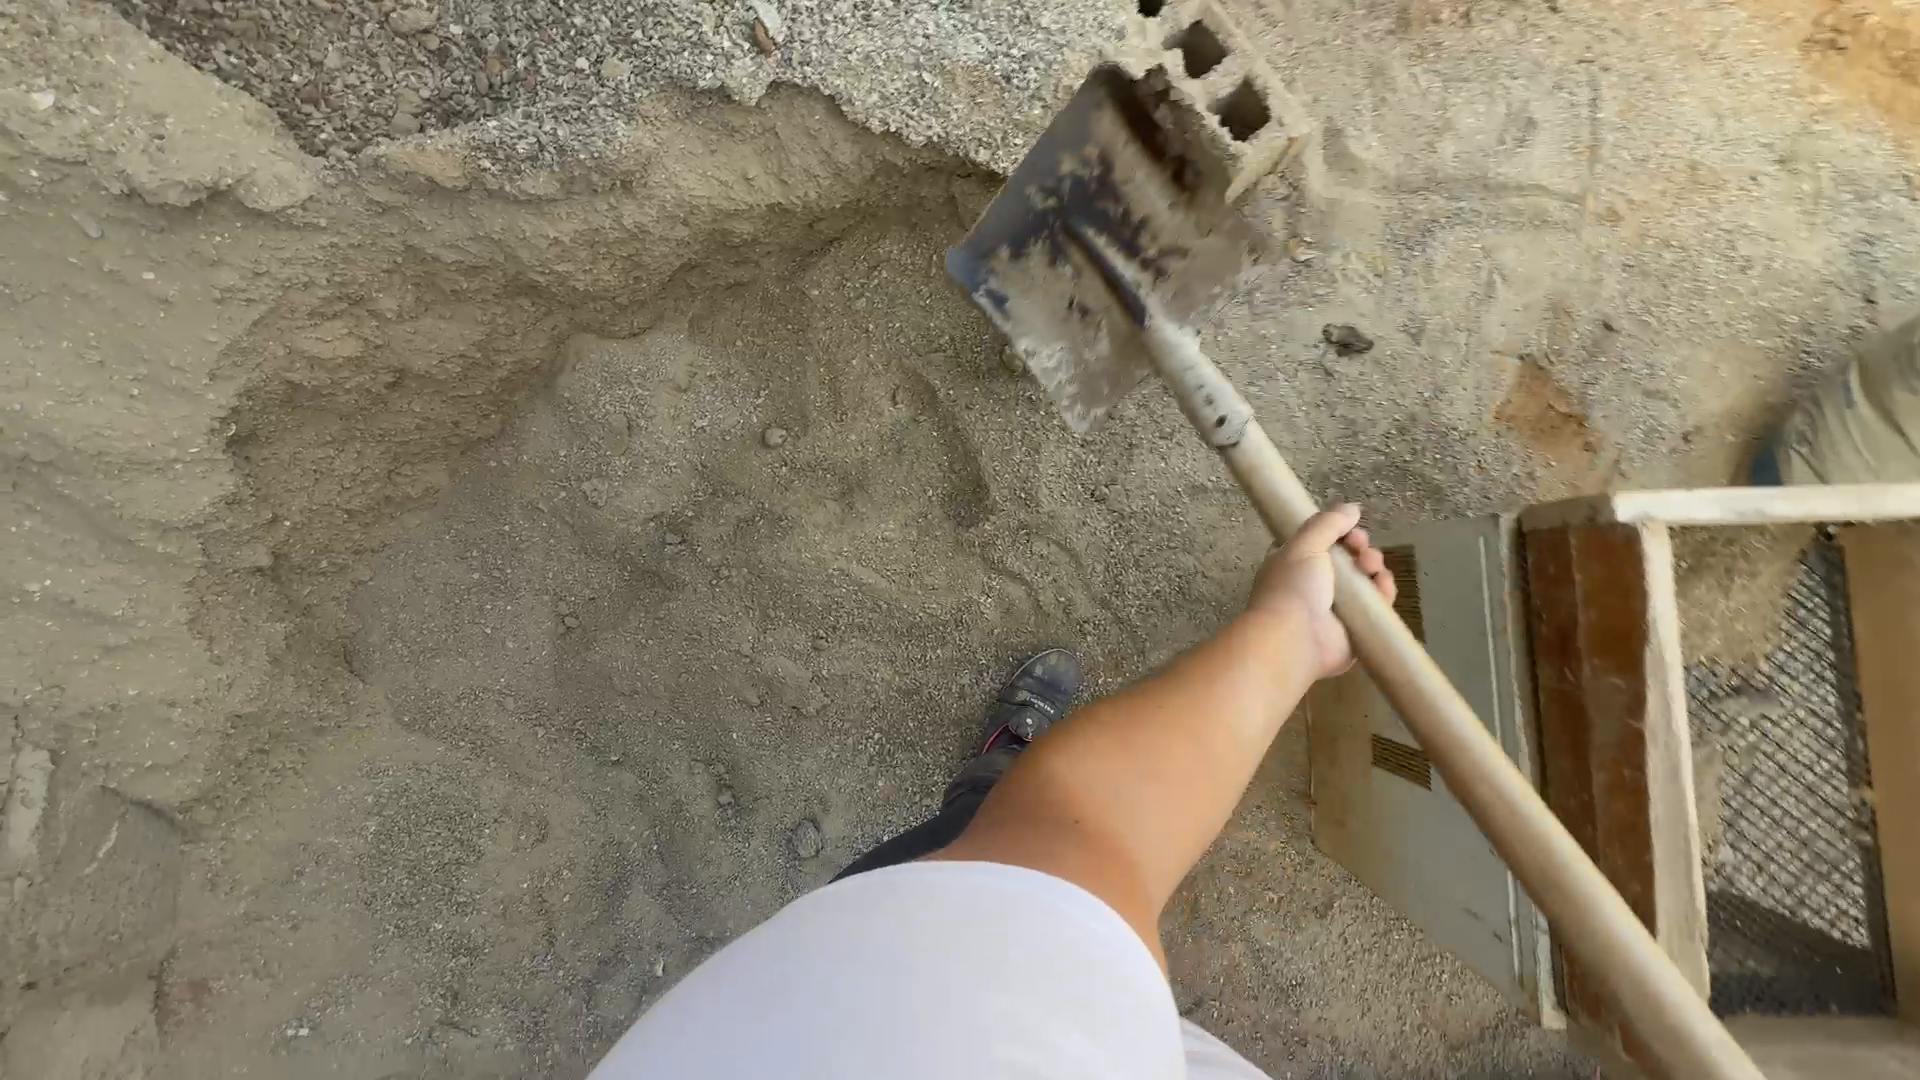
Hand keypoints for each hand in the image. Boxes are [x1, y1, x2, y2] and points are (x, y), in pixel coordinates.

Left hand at [1245, 503, 1396, 678]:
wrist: (1294, 639)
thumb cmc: (1293, 587)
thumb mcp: (1304, 545)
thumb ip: (1327, 524)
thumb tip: (1351, 508)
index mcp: (1295, 564)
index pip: (1323, 543)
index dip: (1340, 534)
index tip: (1350, 532)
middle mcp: (1314, 585)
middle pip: (1348, 560)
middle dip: (1361, 550)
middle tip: (1362, 551)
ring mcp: (1335, 608)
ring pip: (1365, 581)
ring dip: (1374, 568)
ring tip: (1371, 568)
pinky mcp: (1356, 628)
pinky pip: (1377, 606)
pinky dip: (1383, 593)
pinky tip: (1383, 586)